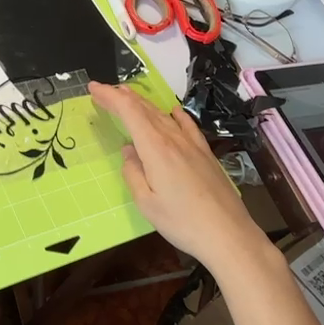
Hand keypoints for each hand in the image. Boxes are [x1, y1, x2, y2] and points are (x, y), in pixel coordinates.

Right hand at [91, 82, 263, 266]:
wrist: (229, 235)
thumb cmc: (183, 222)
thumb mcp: (146, 203)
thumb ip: (133, 173)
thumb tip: (129, 152)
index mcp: (155, 149)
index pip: (129, 112)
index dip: (110, 96)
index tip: (94, 88)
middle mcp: (173, 139)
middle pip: (144, 109)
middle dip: (121, 96)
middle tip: (103, 90)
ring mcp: (192, 145)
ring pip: (163, 115)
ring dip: (143, 102)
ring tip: (128, 95)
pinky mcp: (206, 154)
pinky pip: (187, 125)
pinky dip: (176, 114)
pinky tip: (173, 111)